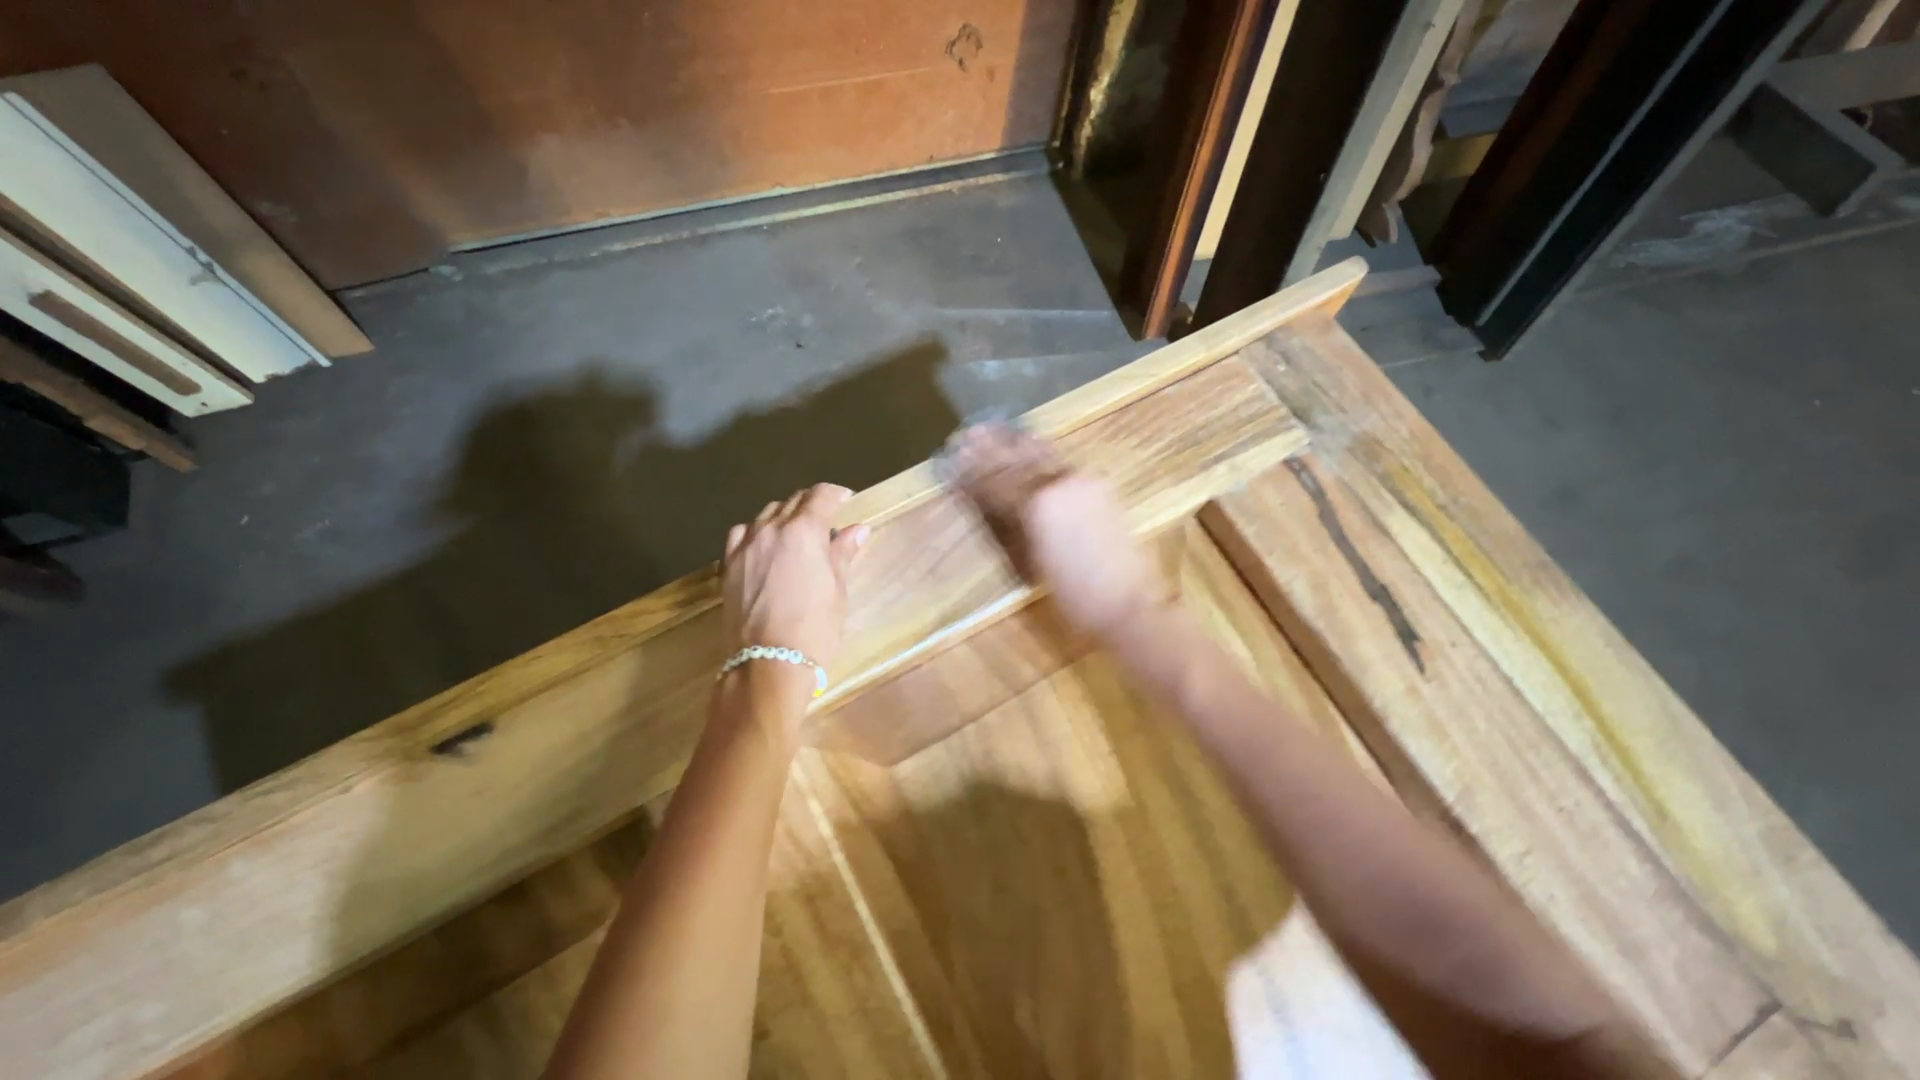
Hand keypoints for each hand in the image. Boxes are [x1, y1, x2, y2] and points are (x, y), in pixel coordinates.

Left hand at [722, 484, 868, 691]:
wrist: (769, 664)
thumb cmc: (815, 629)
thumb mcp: (837, 591)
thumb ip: (842, 554)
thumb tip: (857, 530)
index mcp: (803, 531)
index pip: (820, 496)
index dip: (836, 494)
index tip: (846, 500)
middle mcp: (771, 529)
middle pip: (792, 502)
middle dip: (811, 504)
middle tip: (826, 519)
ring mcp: (745, 546)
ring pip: (765, 515)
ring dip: (783, 517)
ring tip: (795, 533)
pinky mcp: (729, 566)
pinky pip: (742, 535)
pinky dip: (756, 532)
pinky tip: (764, 546)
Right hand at [948, 424, 1157, 640]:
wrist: (1129, 603)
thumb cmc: (1074, 596)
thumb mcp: (1032, 563)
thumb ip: (1009, 526)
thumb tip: (989, 505)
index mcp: (1036, 503)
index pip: (995, 482)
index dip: (971, 472)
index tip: (952, 458)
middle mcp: (1057, 483)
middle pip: (1016, 460)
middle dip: (990, 448)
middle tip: (967, 433)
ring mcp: (1081, 481)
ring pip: (1041, 455)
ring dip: (1015, 442)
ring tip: (993, 428)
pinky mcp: (1099, 486)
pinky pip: (1061, 462)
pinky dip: (1040, 452)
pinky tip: (1031, 443)